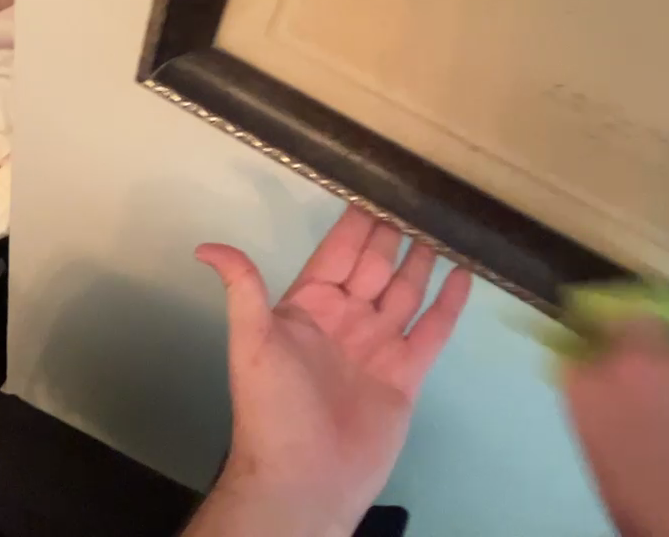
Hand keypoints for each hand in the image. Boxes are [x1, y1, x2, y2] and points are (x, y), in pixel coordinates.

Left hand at [184, 205, 471, 536]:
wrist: (303, 482)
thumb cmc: (273, 407)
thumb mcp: (252, 340)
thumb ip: (242, 287)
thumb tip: (205, 246)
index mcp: (311, 304)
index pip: (338, 251)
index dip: (355, 221)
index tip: (372, 185)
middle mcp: (346, 317)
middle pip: (375, 264)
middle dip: (392, 231)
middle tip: (415, 194)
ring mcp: (378, 344)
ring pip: (404, 289)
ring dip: (420, 259)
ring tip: (440, 224)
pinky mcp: (406, 373)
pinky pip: (431, 330)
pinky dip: (448, 304)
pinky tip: (463, 274)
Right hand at [564, 322, 668, 536]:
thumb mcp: (615, 479)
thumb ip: (609, 427)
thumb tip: (620, 416)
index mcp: (592, 392)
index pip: (581, 358)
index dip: (600, 372)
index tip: (613, 390)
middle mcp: (638, 363)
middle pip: (631, 329)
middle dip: (642, 346)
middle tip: (662, 389)